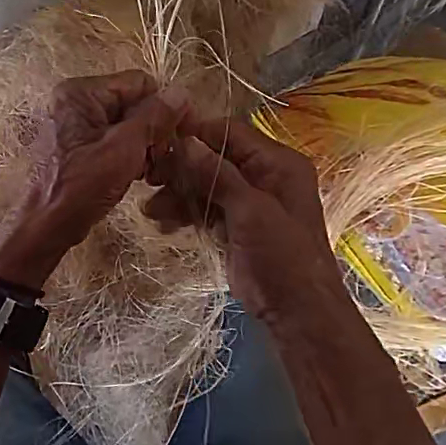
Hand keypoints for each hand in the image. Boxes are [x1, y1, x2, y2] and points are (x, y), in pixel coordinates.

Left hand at [0, 71, 189, 291]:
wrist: (45, 227)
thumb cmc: (81, 186)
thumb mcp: (124, 148)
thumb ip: (154, 117)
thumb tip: (182, 93)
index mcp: (80, 93)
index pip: (138, 83)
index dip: (165, 107)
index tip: (184, 134)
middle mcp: (75, 102)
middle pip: (133, 104)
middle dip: (154, 131)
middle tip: (164, 161)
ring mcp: (75, 125)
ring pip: (127, 125)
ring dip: (146, 147)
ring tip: (153, 173)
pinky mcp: (78, 148)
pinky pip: (114, 142)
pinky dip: (130, 157)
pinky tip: (140, 177)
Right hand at [142, 118, 352, 335]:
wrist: (296, 311)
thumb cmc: (282, 256)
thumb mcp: (251, 211)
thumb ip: (218, 174)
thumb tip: (185, 141)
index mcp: (277, 163)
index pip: (230, 133)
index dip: (195, 134)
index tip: (159, 139)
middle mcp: (262, 176)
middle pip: (213, 158)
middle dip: (181, 168)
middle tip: (149, 177)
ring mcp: (247, 201)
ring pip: (205, 184)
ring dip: (178, 194)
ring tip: (152, 209)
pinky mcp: (234, 225)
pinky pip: (204, 207)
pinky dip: (185, 212)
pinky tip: (164, 223)